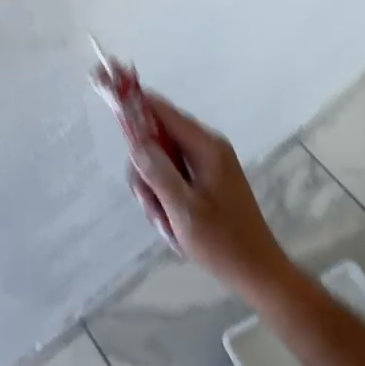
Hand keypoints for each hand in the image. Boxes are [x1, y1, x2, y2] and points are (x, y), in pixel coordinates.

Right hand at [125, 92, 295, 298]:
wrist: (258, 274)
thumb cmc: (223, 242)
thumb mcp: (183, 209)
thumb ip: (157, 172)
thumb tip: (135, 140)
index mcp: (206, 146)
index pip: (161, 110)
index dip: (133, 102)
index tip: (106, 91)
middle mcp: (206, 148)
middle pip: (157, 140)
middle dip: (146, 173)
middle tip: (153, 205)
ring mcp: (206, 164)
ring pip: (160, 164)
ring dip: (155, 193)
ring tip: (168, 224)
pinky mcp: (205, 181)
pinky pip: (172, 179)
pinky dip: (166, 201)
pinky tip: (174, 227)